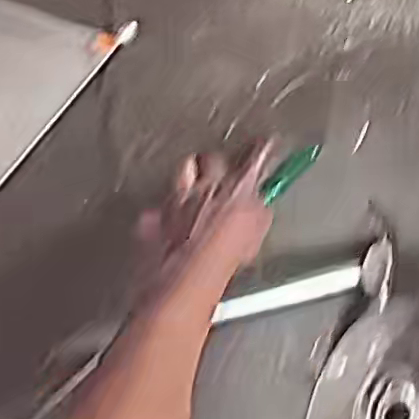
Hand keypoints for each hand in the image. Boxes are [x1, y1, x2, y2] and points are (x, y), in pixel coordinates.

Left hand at [139, 142, 275, 278]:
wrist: (190, 274)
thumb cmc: (230, 250)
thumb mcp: (259, 227)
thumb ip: (258, 208)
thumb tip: (258, 205)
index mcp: (240, 183)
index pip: (256, 153)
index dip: (262, 146)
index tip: (264, 143)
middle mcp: (208, 185)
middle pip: (213, 157)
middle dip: (217, 159)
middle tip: (221, 164)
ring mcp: (179, 201)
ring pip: (182, 172)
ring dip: (188, 174)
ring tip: (192, 179)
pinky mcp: (154, 221)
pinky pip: (154, 212)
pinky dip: (158, 215)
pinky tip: (162, 221)